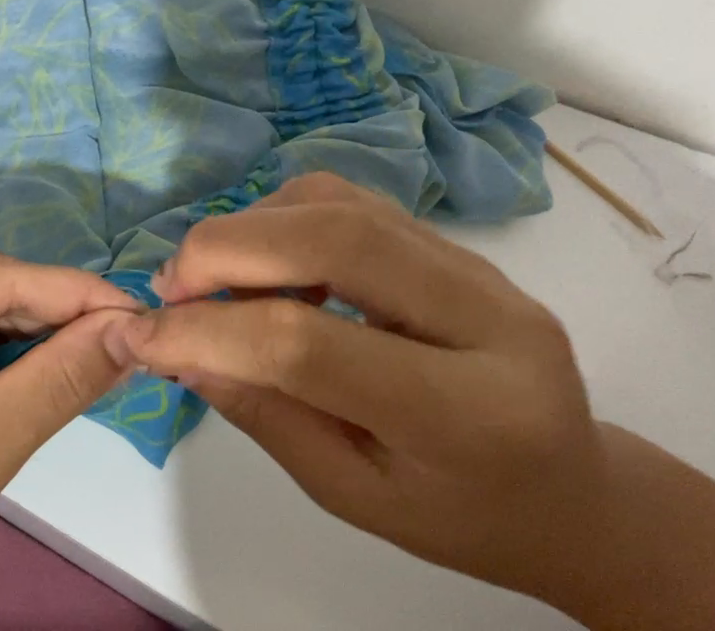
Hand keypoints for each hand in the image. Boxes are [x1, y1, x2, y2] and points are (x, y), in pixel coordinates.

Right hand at [107, 172, 607, 597]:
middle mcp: (488, 318)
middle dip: (223, 250)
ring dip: (249, 228)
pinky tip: (267, 265)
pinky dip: (281, 217)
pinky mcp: (453, 243)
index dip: (206, 331)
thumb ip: (261, 413)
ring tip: (217, 281)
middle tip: (172, 289)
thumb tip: (172, 346)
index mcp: (468, 413)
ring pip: (337, 203)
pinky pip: (348, 200)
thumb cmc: (459, 514)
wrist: (574, 492)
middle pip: (331, 238)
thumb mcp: (350, 494)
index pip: (307, 345)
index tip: (140, 335)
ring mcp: (478, 267)